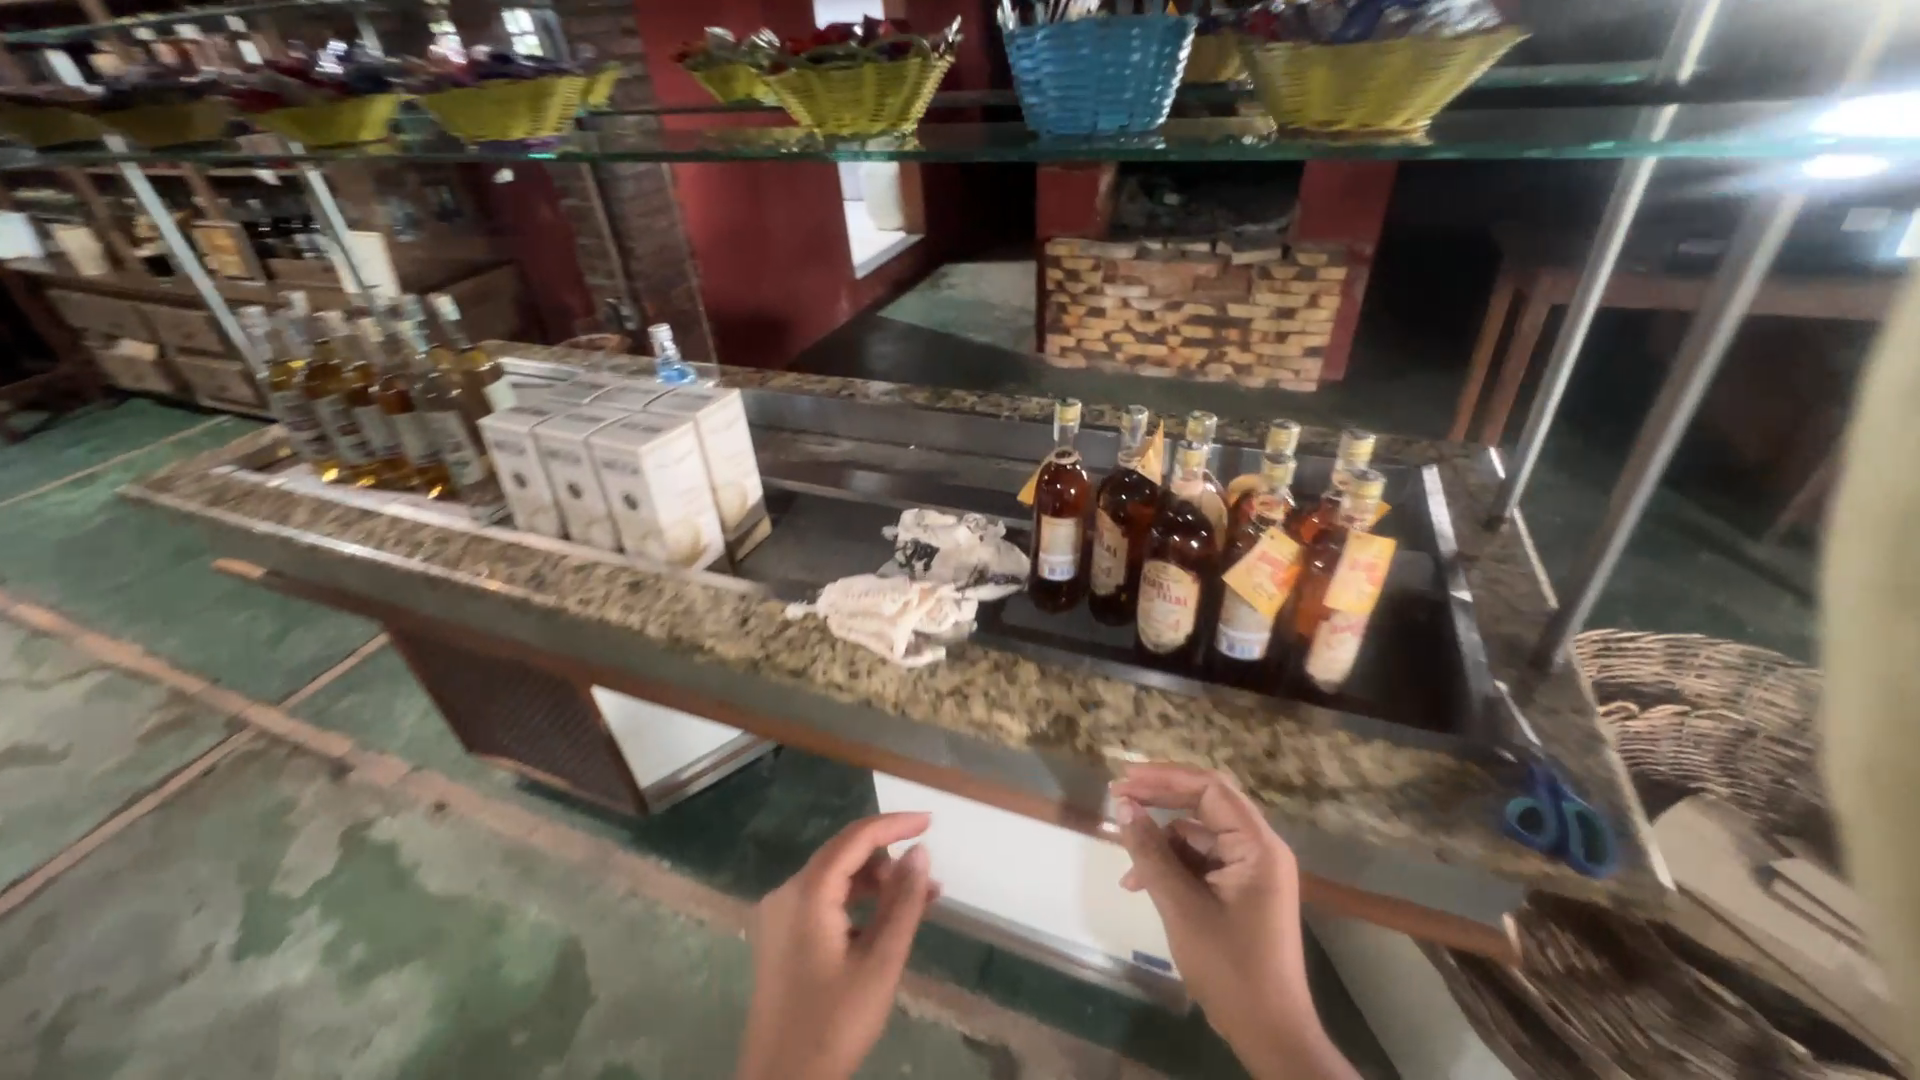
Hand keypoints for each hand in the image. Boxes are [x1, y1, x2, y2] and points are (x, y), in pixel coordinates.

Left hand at [736, 813, 938, 1079]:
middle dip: (889, 860)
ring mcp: (778, 917)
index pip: (855, 838)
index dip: (894, 824)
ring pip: (834, 880)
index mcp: (806, 894)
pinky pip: (823, 903)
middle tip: (930, 878)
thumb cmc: (834, 1023)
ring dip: (876, 885)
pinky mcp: (780, 939)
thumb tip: (920, 852)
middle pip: (842, 856)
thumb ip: (903, 902)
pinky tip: (886, 922)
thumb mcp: (880, 962)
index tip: (931, 822)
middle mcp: (785, 894)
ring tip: (920, 901)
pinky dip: (857, 904)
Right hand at [1111, 764, 1358, 1079]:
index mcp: (1257, 845)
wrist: (1269, 1033)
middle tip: (1117, 798)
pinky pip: (1202, 862)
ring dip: (1161, 844)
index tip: (1123, 780)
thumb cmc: (1229, 967)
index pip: (1209, 788)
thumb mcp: (1181, 906)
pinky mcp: (1241, 891)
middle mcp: (1260, 849)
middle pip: (1205, 805)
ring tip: (1127, 868)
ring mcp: (1252, 871)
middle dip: (1159, 800)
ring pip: (1198, 836)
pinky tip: (1142, 885)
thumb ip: (1151, 852)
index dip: (1164, 777)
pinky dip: (1172, 867)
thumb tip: (1124, 806)